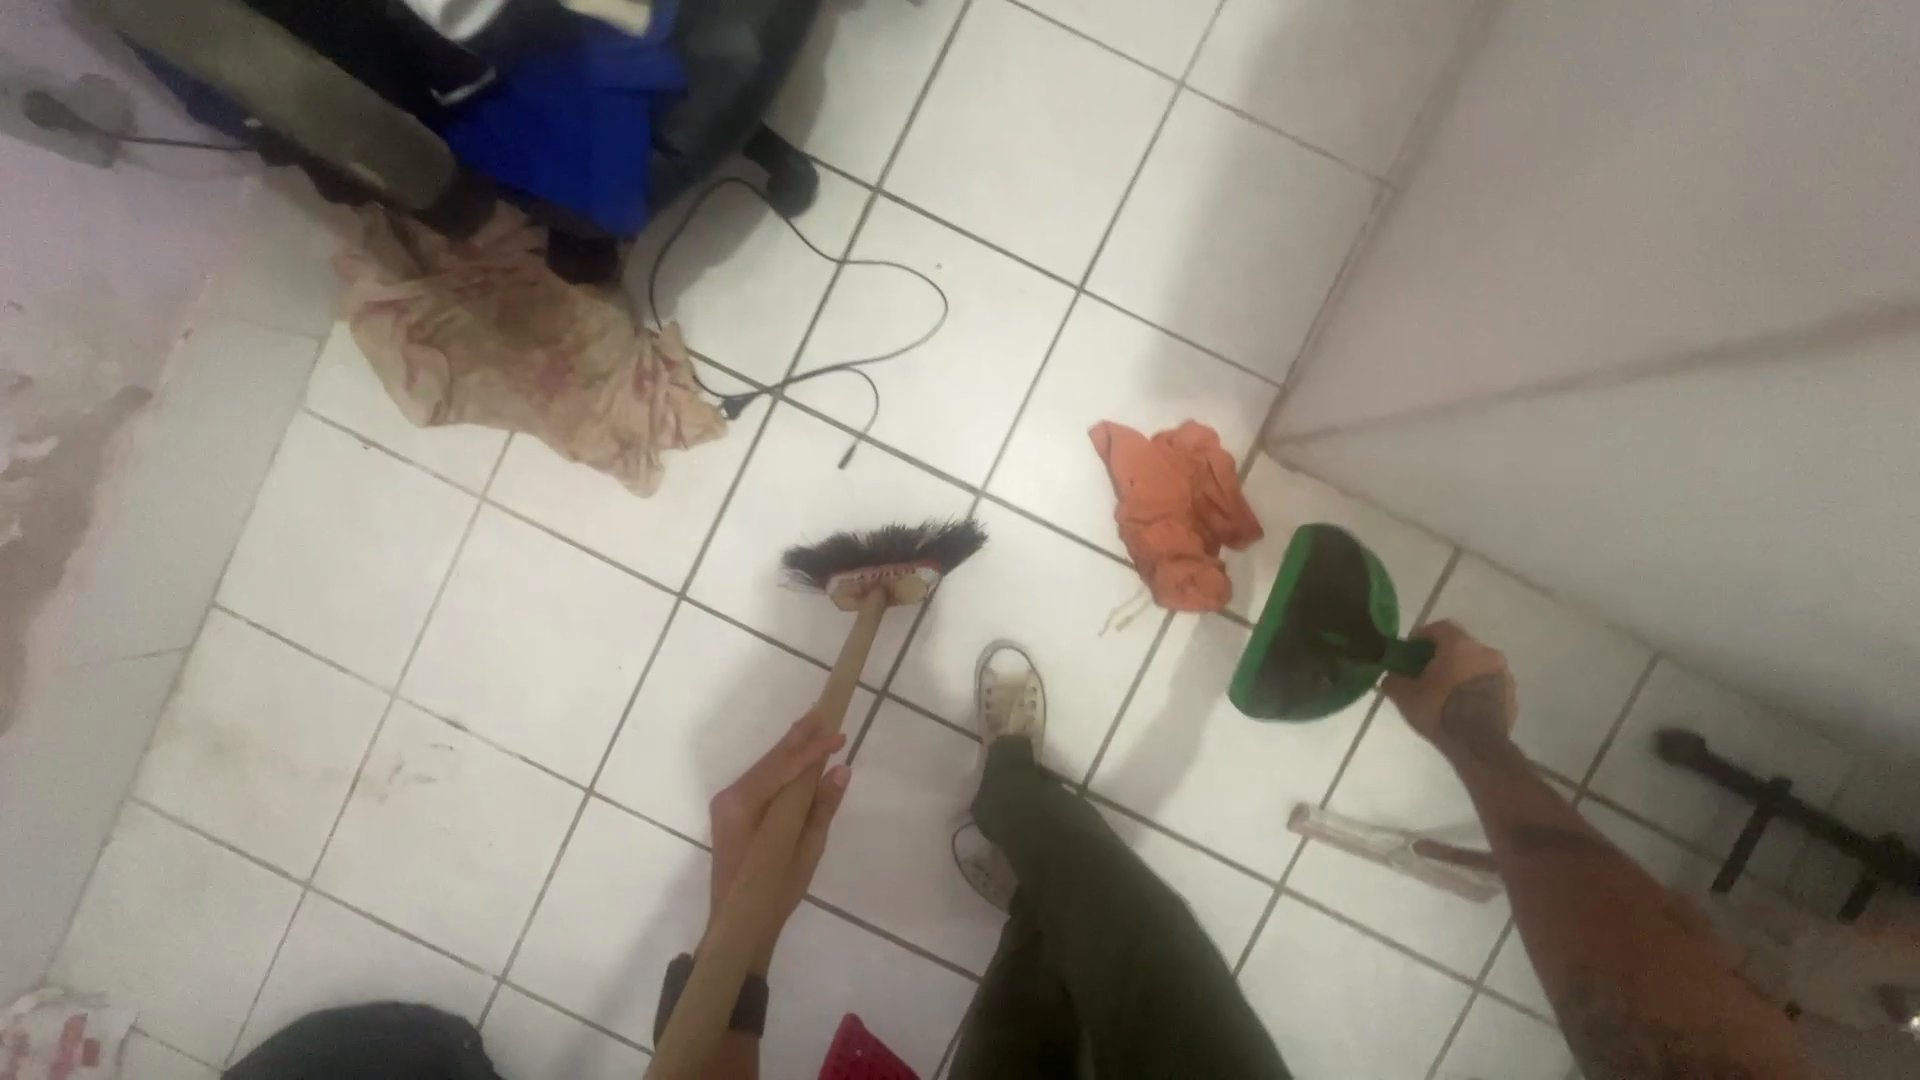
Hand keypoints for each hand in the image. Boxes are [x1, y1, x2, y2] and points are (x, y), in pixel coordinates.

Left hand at [706, 713, 851, 965]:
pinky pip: (764, 778)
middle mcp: (732, 797)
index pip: (783, 767)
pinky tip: (801, 754)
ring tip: (819, 724)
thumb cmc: (772, 893)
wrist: (738, 925)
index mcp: (744, 806)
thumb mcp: (805, 853)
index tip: (839, 734)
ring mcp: (731, 802)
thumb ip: (822, 809)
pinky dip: (785, 763)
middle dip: (801, 737)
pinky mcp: (735, 809)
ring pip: (768, 766)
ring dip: (794, 746)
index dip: (812, 749)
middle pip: (772, 760)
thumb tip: (841, 770)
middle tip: (827, 711)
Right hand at [1380, 620, 1517, 755]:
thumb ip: (1393, 679)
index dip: (1423, 635)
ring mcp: (1504, 674)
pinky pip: (1489, 683)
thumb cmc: (1439, 710)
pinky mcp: (1512, 694)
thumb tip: (1391, 676)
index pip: (1440, 627)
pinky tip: (1462, 705)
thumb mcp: (1404, 695)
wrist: (1478, 744)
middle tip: (1426, 671)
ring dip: (1461, 671)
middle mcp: (1486, 653)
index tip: (1411, 650)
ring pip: (1477, 664)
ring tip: (1445, 691)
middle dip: (1443, 655)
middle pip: (1461, 646)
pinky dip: (1475, 687)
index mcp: (1460, 646)